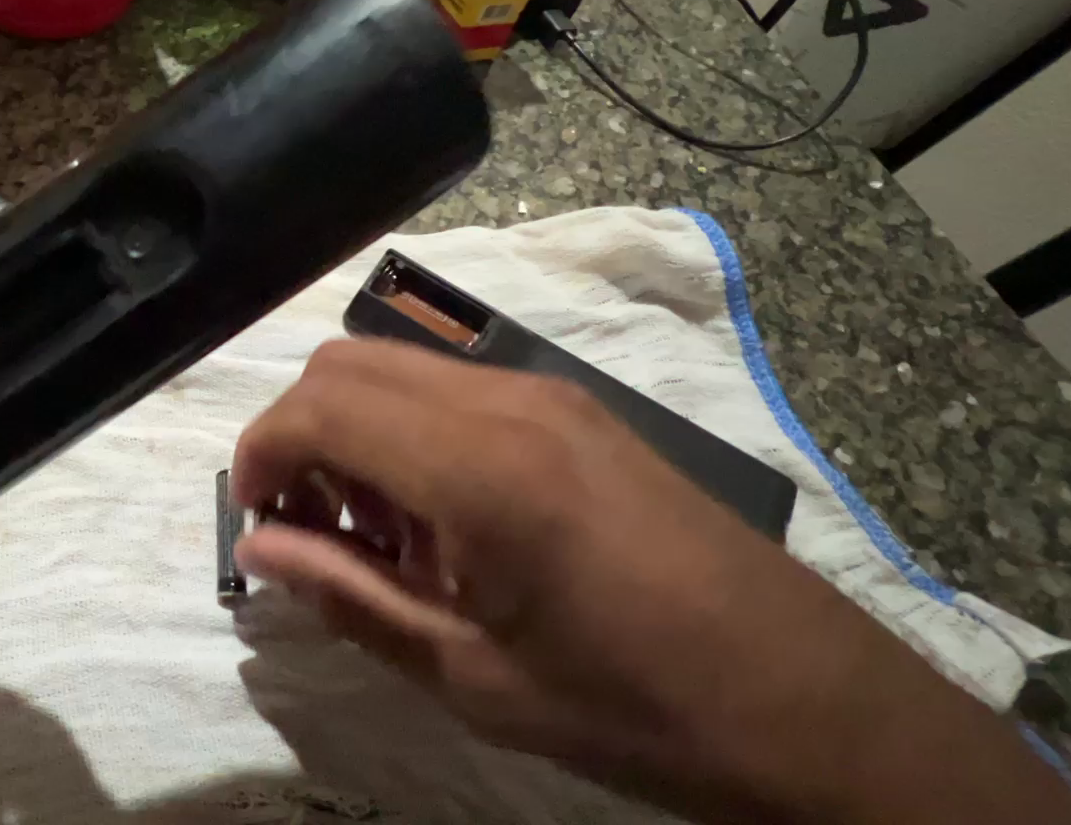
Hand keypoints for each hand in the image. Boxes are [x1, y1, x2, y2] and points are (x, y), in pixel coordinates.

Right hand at [230, 339, 1070, 824]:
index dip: (260, 452)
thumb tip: (256, 551)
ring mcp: (543, 392)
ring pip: (392, 366)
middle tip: (306, 522)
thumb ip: (345, 596)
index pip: (319, 408)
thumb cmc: (630, 705)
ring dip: (350, 428)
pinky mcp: (570, 404)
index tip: (254, 518)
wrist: (815, 705)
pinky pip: (447, 386)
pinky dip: (403, 428)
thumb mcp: (468, 672)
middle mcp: (504, 399)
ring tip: (372, 526)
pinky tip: (435, 511)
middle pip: (344, 365)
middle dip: (297, 433)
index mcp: (477, 466)